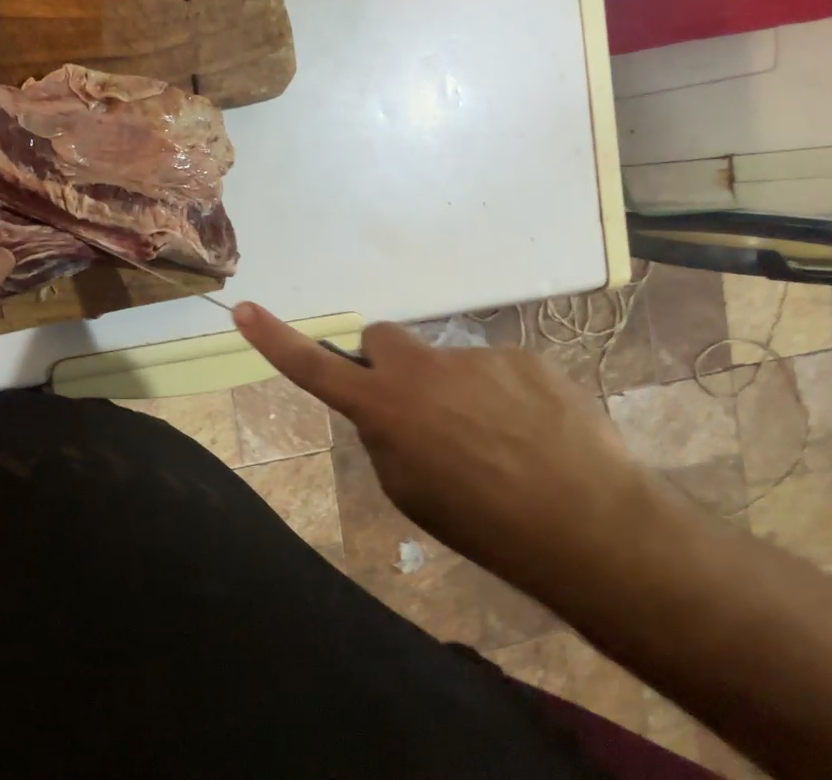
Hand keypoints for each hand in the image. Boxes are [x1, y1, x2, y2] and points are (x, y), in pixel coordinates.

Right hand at [233, 304, 675, 584]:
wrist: (588, 523)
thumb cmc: (481, 522)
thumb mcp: (407, 491)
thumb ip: (383, 438)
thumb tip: (387, 413)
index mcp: (382, 407)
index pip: (311, 366)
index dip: (274, 339)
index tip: (244, 309)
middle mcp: (420, 369)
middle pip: (382, 339)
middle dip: (388, 364)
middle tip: (416, 408)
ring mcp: (475, 357)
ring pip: (446, 363)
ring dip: (455, 391)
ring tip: (498, 444)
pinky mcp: (524, 358)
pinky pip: (496, 371)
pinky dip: (503, 396)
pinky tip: (531, 436)